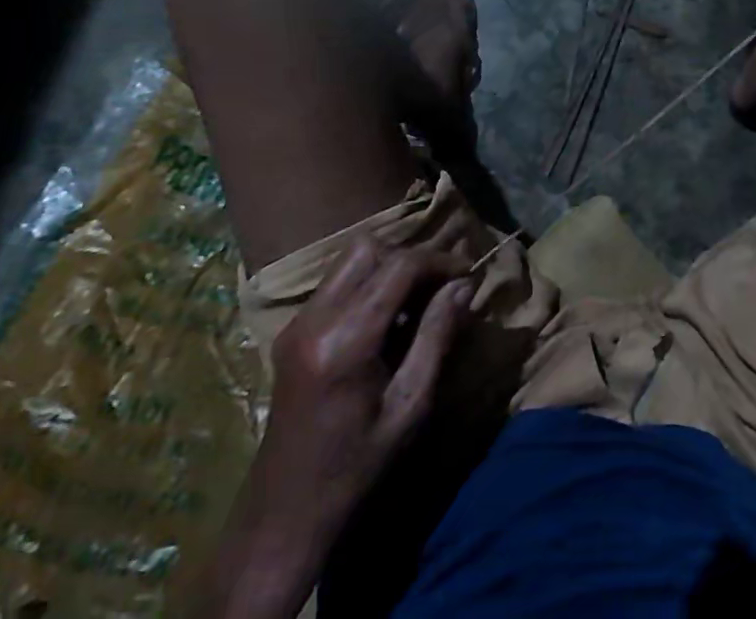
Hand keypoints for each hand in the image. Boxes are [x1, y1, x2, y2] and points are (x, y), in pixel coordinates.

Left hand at [260, 237, 473, 523]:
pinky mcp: (292, 330)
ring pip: (348, 260)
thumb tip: (464, 286)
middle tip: (441, 284)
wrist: (289, 506)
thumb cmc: (360, 464)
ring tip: (419, 299)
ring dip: (388, 267)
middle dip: (411, 257)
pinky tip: (388, 318)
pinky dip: (368, 284)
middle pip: (367, 249)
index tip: (467, 273)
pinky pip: (335, 283)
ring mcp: (297, 321)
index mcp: (345, 340)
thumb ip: (437, 337)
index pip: (398, 266)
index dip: (438, 261)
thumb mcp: (411, 405)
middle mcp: (314, 318)